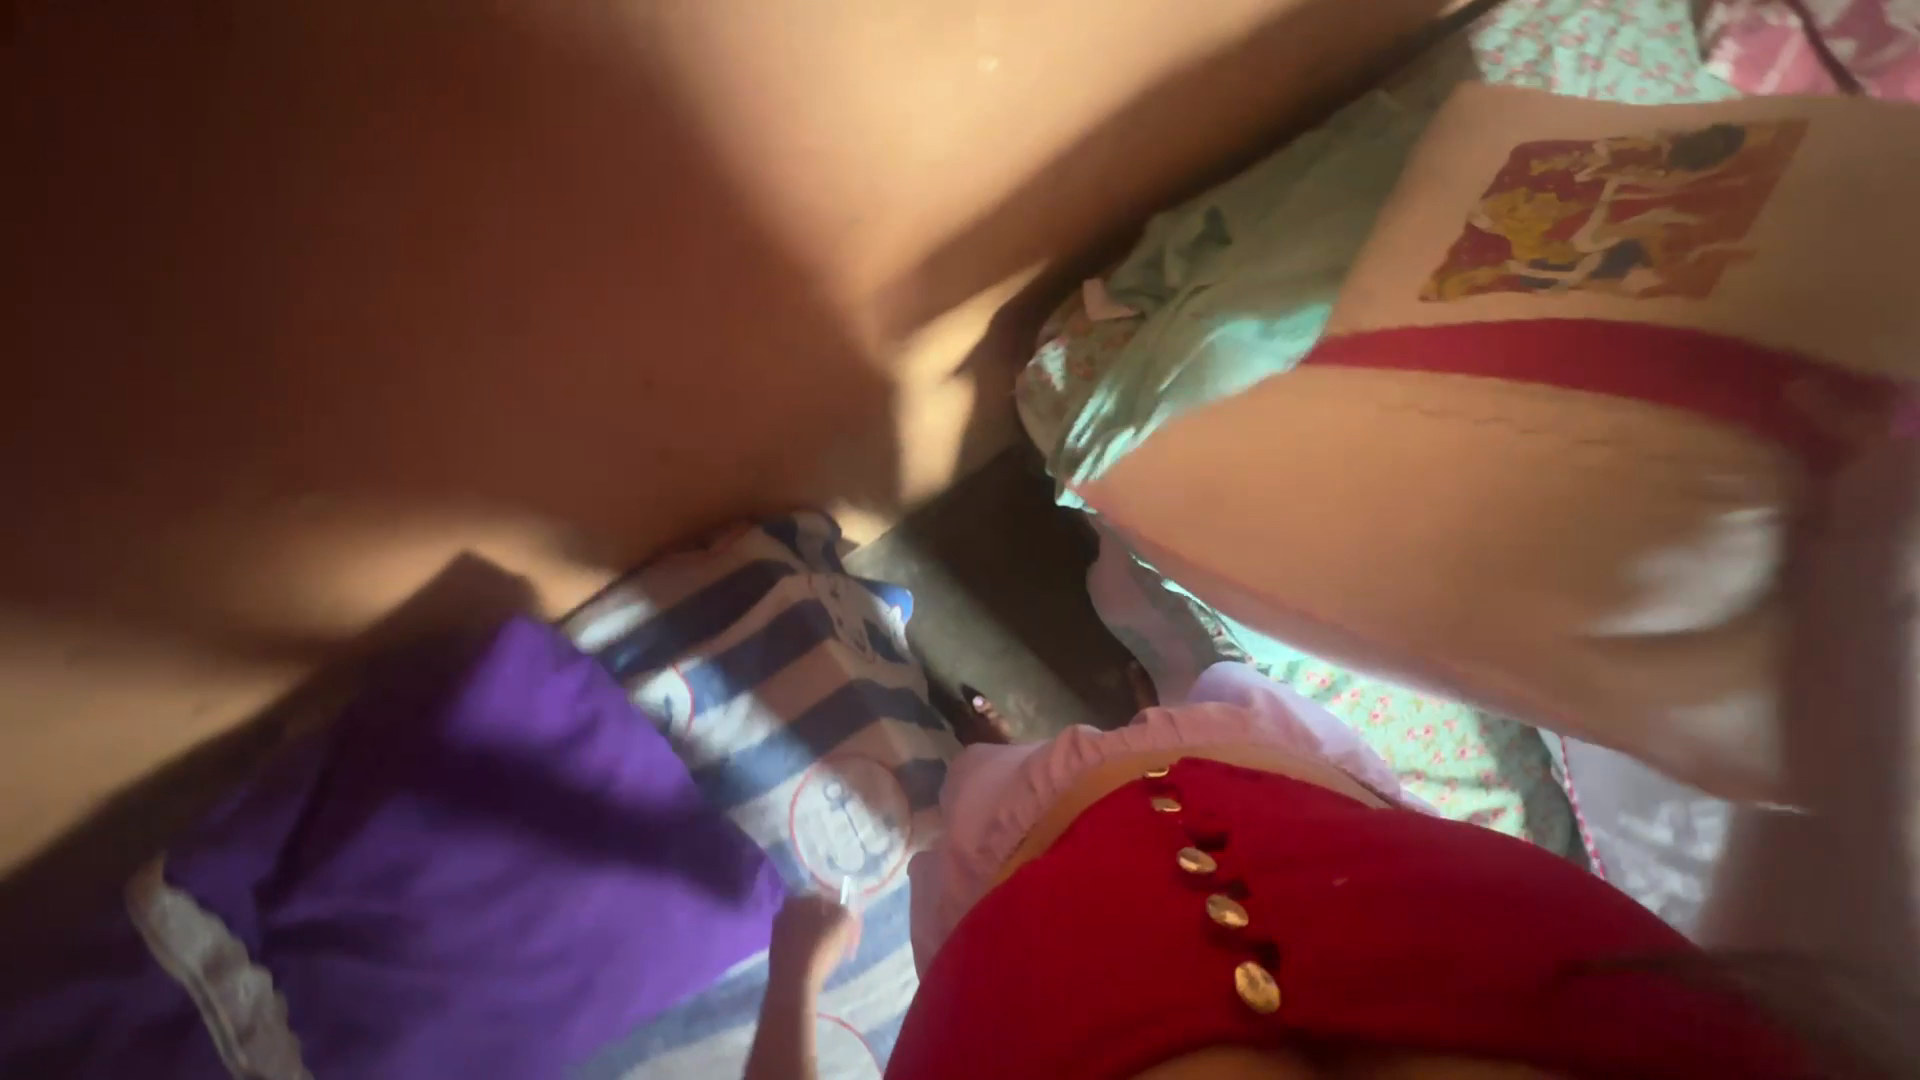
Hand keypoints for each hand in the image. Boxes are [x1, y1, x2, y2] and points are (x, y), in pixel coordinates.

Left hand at [768, 894, 856, 990]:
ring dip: (820, 937)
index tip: (850, 923)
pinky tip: (818, 961)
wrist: (793, 984)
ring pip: (806, 930)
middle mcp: (784, 912)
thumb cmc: (819, 947)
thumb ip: (845, 910)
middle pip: (814, 914)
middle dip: (829, 923)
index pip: (825, 897)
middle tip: (843, 938)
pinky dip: (810, 950)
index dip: (840, 909)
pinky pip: (799, 945)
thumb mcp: (843, 922)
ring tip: (832, 952)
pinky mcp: (776, 953)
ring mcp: (777, 933)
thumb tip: (841, 912)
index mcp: (797, 899)